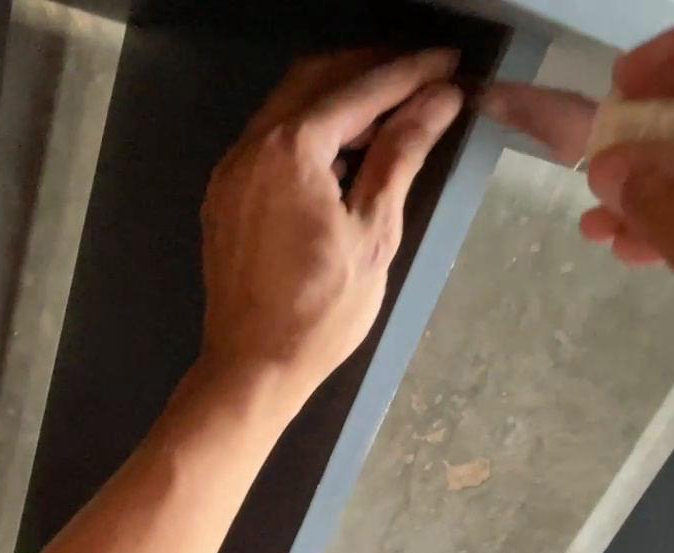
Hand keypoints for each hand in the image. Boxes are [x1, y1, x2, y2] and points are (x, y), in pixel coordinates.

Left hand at [199, 50, 464, 399]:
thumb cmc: (319, 313)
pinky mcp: (222, 201)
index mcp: (289, 151)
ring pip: (285, 108)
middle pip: (316, 81)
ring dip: (336, 100)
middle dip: (371, 72)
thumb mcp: (373, 233)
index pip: (360, 89)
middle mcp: (249, 150)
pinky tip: (338, 155)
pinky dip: (305, 132)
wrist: (252, 367)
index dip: (411, 72)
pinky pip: (266, 142)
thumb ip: (400, 156)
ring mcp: (229, 175)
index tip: (450, 65)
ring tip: (387, 118)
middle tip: (422, 83)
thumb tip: (437, 101)